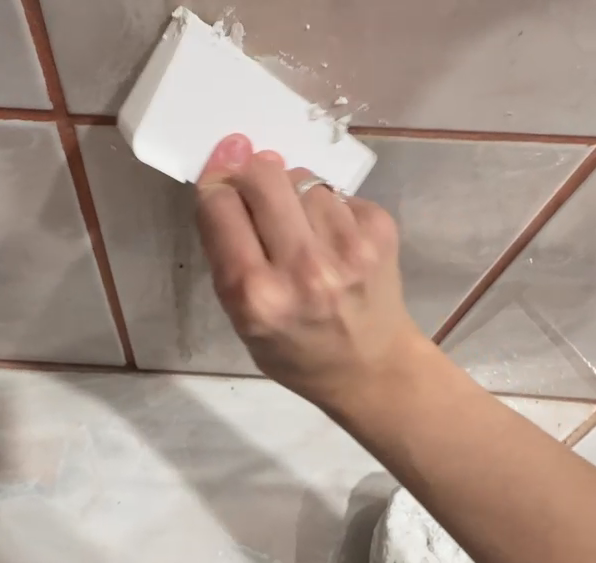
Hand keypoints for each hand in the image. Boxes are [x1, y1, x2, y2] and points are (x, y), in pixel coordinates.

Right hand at [195, 133, 429, 408]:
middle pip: (261, 176)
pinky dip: (327, 208)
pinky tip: (331, 242)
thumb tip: (229, 162)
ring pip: (301, 179)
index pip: (220, 206)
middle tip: (255, 200)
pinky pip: (336, 193)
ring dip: (292, 196)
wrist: (371, 369)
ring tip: (300, 234)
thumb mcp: (243, 322)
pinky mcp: (379, 230)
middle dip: (249, 177)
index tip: (221, 197)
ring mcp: (346, 248)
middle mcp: (301, 269)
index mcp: (257, 298)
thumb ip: (229, 252)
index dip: (215, 192)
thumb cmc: (296, 352)